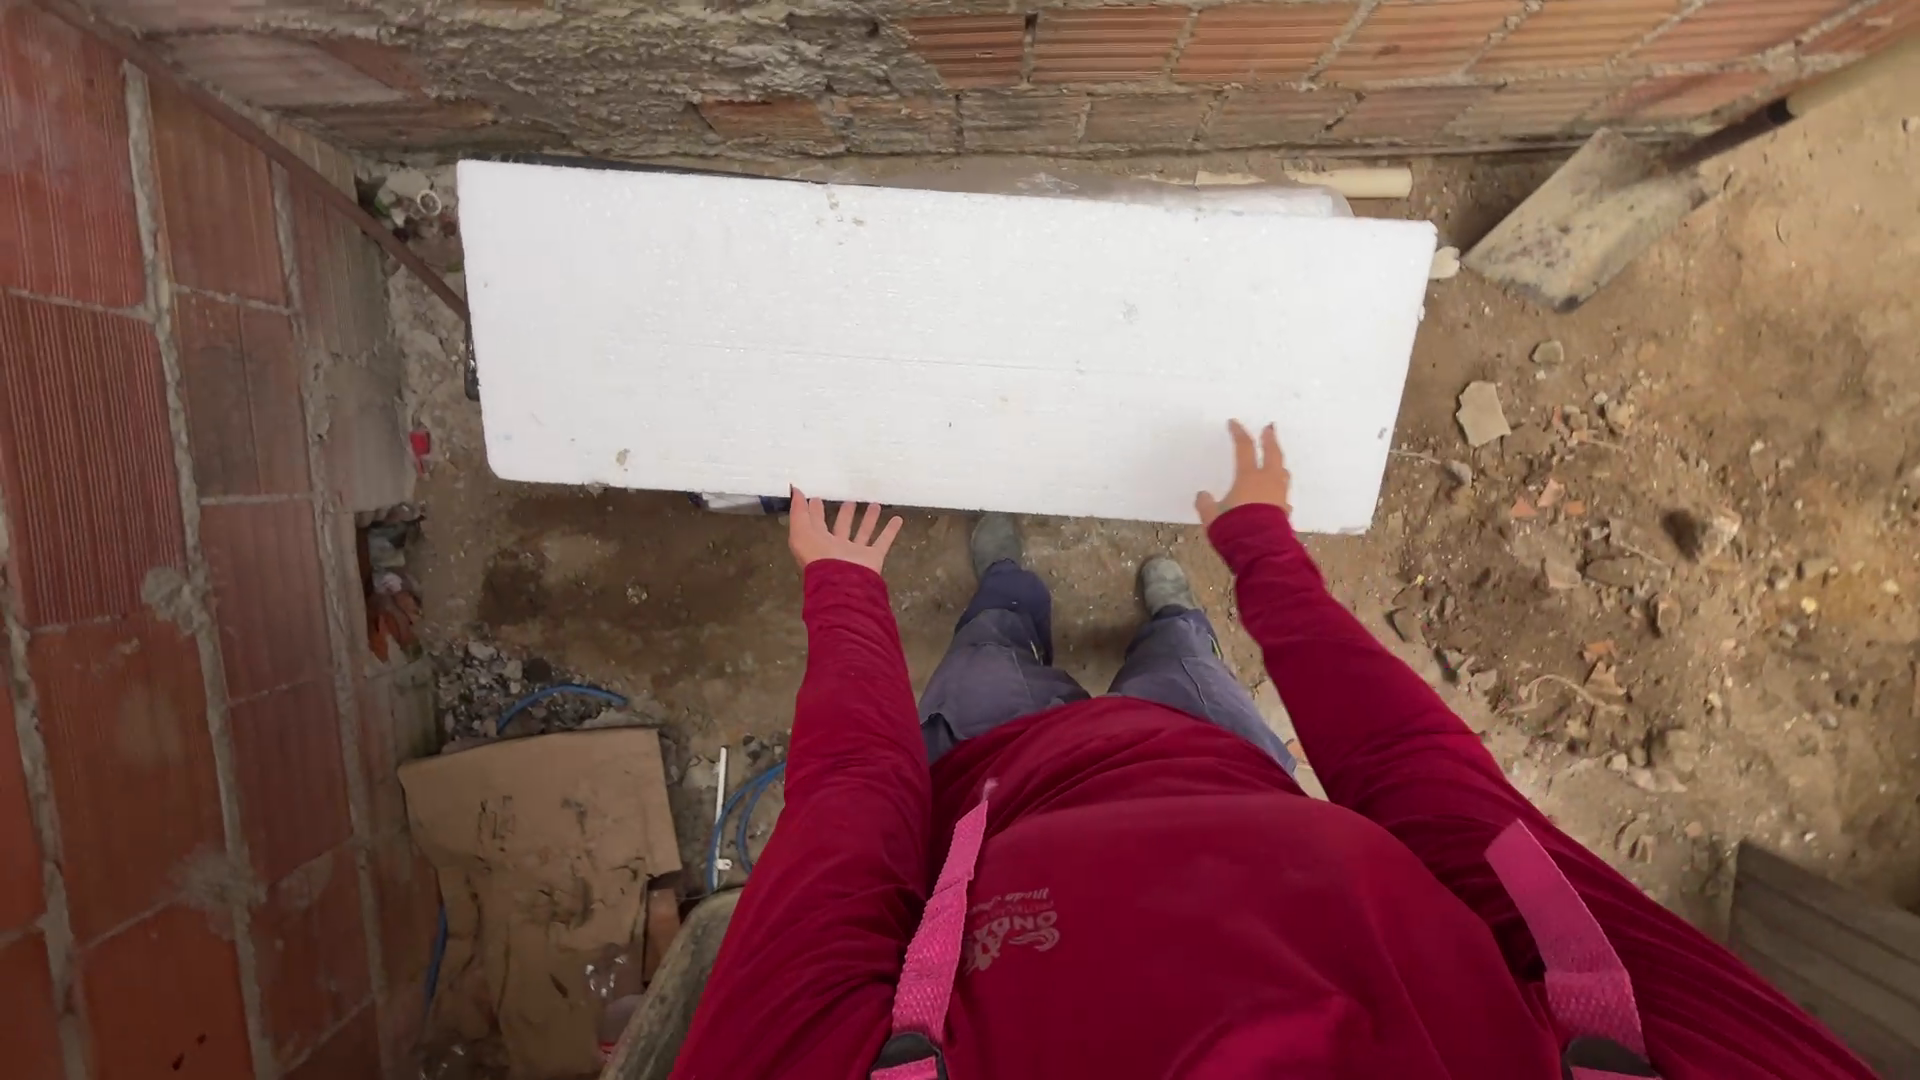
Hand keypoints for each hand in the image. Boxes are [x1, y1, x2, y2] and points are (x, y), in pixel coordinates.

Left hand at [787, 488, 904, 573]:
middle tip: (850, 500)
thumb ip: (798, 512)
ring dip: (869, 519)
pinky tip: (898, 518)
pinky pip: (883, 541)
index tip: (818, 498)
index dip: (815, 511)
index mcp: (818, 543)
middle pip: (841, 527)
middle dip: (845, 514)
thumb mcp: (800, 532)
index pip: (816, 523)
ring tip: (875, 504)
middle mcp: (837, 548)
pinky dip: (891, 531)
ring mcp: (856, 554)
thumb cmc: (818, 558)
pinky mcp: (873, 558)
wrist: (842, 584)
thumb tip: (796, 490)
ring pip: (863, 532)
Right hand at [1195, 420, 1291, 525]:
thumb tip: (1203, 495)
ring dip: (1279, 463)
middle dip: (1270, 439)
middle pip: (1272, 454)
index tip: (1234, 423)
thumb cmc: (1234, 527)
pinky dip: (1278, 489)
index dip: (1239, 433)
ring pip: (1282, 473)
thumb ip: (1206, 504)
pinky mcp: (1285, 510)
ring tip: (1276, 461)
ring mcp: (1279, 495)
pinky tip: (1275, 495)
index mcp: (1248, 477)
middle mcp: (1267, 481)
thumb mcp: (1211, 516)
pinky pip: (1282, 494)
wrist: (1260, 548)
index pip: (1244, 448)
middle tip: (1270, 428)